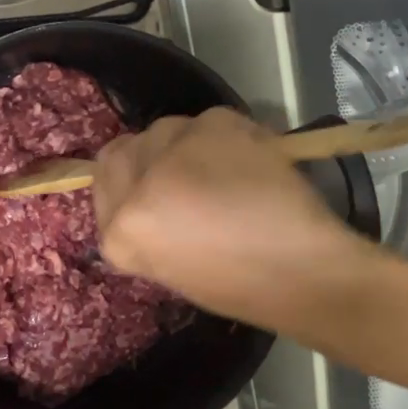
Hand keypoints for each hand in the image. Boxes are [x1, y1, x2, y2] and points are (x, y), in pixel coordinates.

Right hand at [92, 107, 373, 325]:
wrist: (305, 272)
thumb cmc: (237, 285)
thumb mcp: (164, 264)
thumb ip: (141, 222)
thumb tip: (145, 186)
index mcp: (119, 231)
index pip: (102, 181)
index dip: (130, 184)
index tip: (154, 193)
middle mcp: (136, 187)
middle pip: (123, 150)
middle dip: (148, 160)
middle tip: (184, 179)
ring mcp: (174, 151)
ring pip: (165, 131)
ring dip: (184, 146)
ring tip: (222, 175)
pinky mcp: (214, 125)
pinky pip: (206, 122)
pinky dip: (223, 138)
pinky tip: (247, 165)